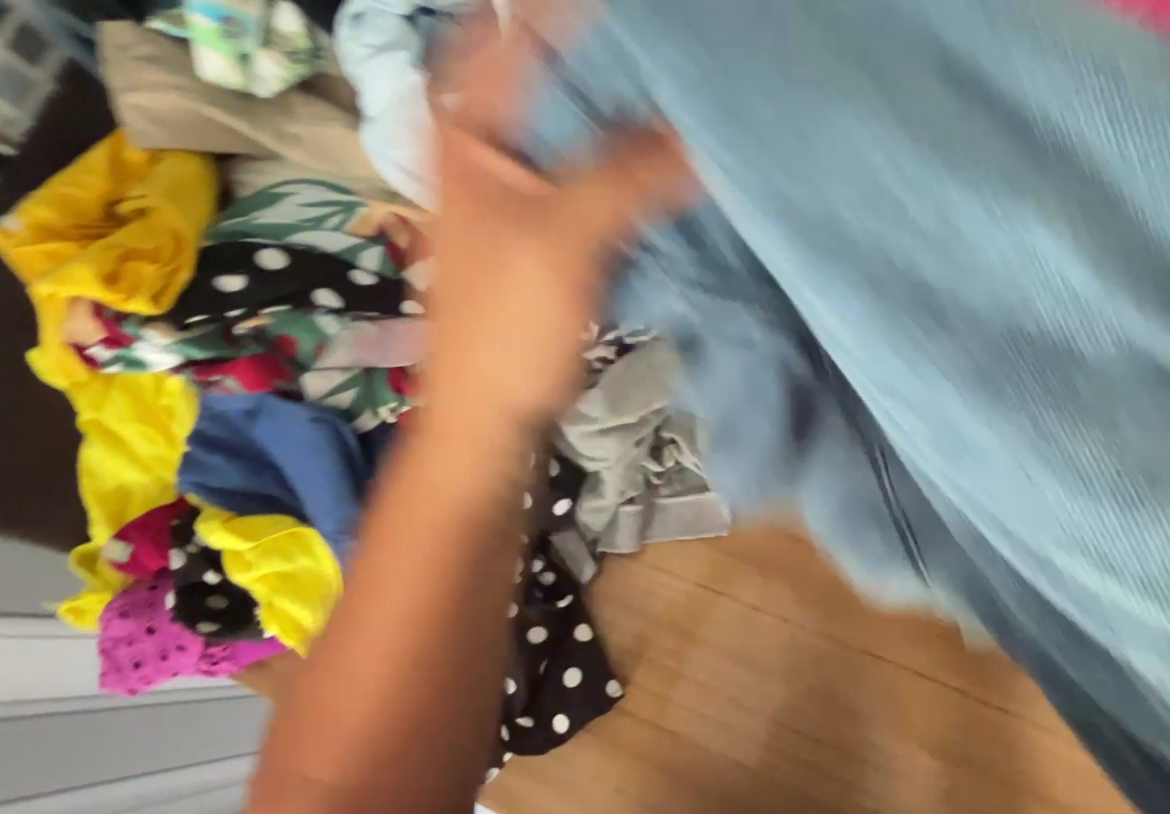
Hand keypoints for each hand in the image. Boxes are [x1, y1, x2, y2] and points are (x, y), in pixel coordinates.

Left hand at [423, 6, 698, 433]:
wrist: (490, 417)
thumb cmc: (505, 329)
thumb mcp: (561, 240)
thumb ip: (627, 174)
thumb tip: (700, 136)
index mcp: (468, 128)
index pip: (519, 31)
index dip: (574, 15)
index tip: (651, 17)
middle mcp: (491, 146)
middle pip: (555, 75)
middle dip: (616, 60)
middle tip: (681, 54)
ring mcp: (522, 190)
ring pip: (581, 129)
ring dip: (630, 113)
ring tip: (689, 93)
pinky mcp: (551, 231)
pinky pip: (598, 177)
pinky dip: (634, 166)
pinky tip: (677, 158)